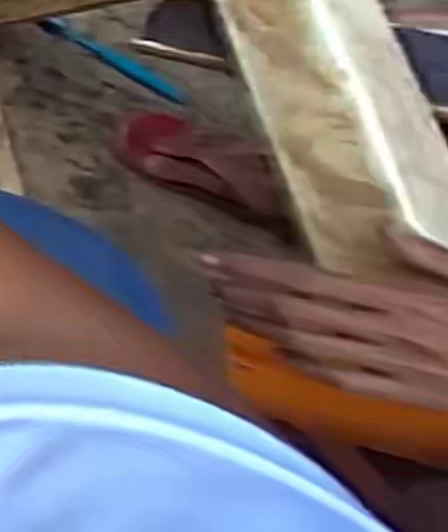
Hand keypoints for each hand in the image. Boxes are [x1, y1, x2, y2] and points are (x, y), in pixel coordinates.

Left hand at [203, 230, 447, 409]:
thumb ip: (433, 257)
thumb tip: (389, 228)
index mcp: (399, 300)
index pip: (304, 279)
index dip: (250, 269)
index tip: (209, 258)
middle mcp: (388, 332)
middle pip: (293, 311)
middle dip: (241, 295)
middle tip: (201, 280)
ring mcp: (399, 367)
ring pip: (308, 344)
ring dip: (260, 326)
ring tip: (222, 308)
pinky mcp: (416, 397)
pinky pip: (348, 381)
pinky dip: (306, 366)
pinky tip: (278, 354)